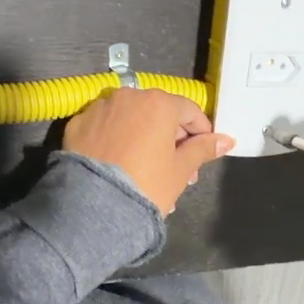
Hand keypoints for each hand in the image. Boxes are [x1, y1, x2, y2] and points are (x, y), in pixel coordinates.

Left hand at [63, 89, 234, 214]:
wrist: (94, 206)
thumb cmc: (147, 185)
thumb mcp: (181, 170)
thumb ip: (204, 149)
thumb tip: (226, 140)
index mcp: (158, 103)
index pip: (189, 111)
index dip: (200, 131)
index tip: (203, 152)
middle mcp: (128, 96)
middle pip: (158, 113)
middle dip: (171, 138)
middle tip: (178, 169)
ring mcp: (99, 108)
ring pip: (130, 120)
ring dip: (143, 138)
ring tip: (147, 170)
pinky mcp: (77, 124)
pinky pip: (105, 128)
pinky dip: (115, 141)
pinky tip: (119, 165)